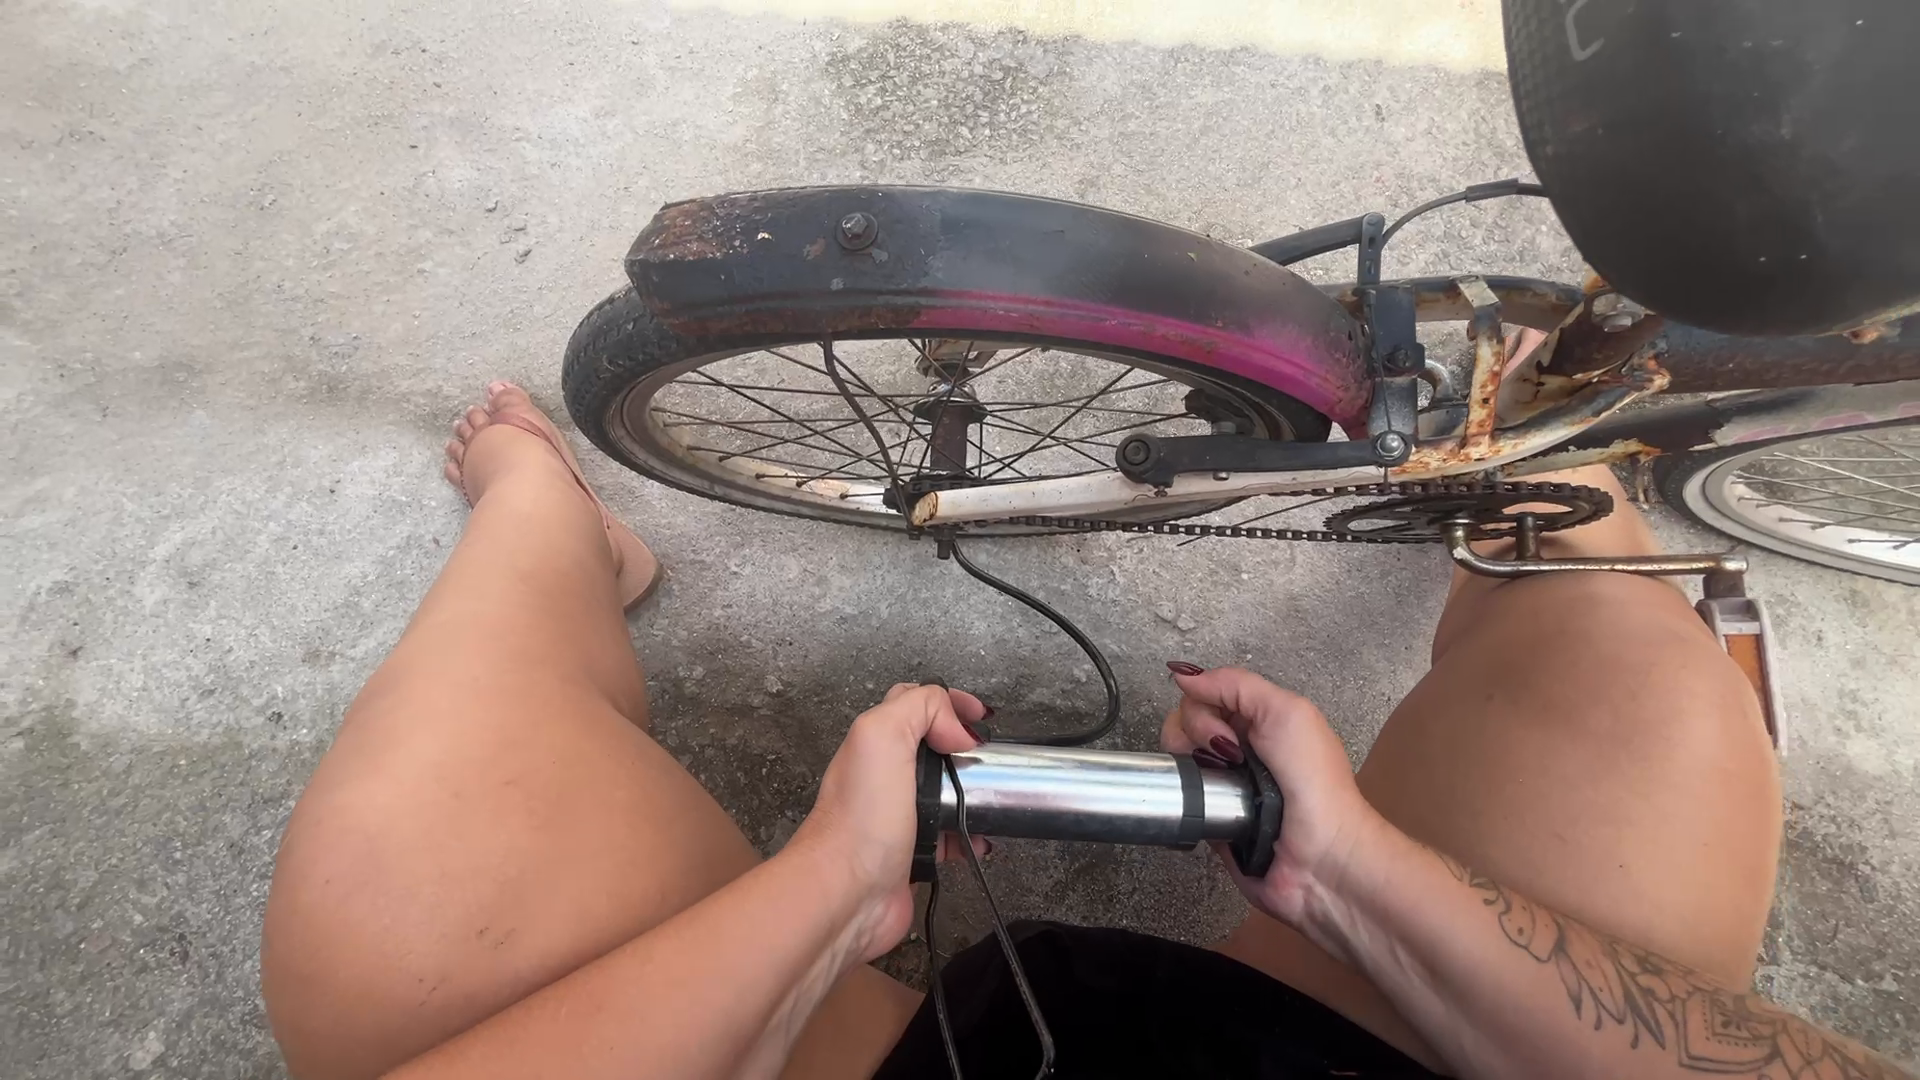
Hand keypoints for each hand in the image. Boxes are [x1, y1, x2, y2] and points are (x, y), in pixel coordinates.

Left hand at [790, 683, 987, 963]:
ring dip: (971, 792)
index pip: (915, 701)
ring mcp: (899, 812)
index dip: (951, 702)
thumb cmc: (859, 819)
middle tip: (987, 756)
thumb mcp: (883, 736)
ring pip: (945, 789)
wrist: (846, 893)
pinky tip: (978, 840)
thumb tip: (957, 726)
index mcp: (876, 739)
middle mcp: (885, 772)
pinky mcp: (912, 849)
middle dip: (964, 746)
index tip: (980, 716)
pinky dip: (969, 835)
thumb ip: (920, 707)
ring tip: (990, 798)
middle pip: (934, 744)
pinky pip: (949, 834)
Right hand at [1160, 665, 1386, 939]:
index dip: (1204, 705)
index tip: (1229, 733)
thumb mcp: (1286, 713)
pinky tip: (1197, 801)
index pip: (1204, 693)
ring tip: (1216, 783)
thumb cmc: (1313, 782)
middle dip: (1196, 733)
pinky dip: (1180, 791)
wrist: (1322, 857)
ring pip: (1175, 753)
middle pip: (1183, 719)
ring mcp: (1218, 779)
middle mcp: (1234, 744)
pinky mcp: (1206, 813)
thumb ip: (1234, 685)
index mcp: (1255, 718)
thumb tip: (1182, 676)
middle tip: (1229, 758)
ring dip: (1188, 763)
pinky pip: (1175, 791)